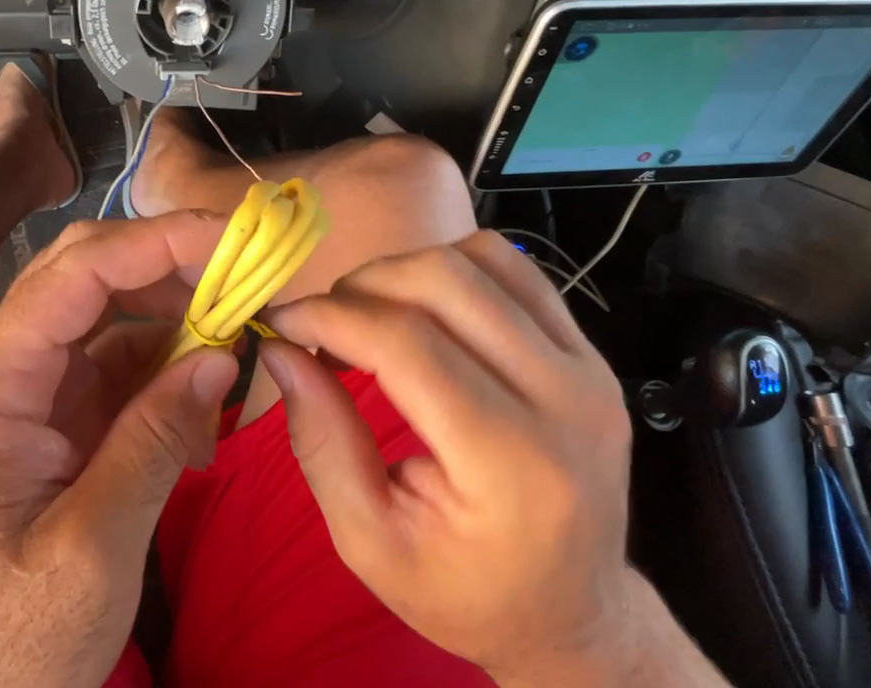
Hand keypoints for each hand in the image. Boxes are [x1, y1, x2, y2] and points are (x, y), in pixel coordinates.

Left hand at [0, 214, 239, 687]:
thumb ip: (154, 443)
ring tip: (239, 335)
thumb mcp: (93, 551)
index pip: (72, 277)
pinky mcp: (57, 414)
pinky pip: (119, 362)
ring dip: (176, 313)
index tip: (230, 238)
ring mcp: (30, 389)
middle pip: (85, 274)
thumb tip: (220, 355)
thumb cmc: (13, 639)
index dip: (154, 242)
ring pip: (108, 311)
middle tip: (247, 275)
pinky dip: (169, 367)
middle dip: (168, 263)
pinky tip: (205, 402)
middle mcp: (1, 368)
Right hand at [261, 232, 721, 685]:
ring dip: (405, 270)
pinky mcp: (591, 352)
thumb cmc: (464, 594)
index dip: (330, 318)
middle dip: (362, 286)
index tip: (280, 323)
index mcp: (512, 464)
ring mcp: (588, 367)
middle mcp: (566, 399)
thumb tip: (279, 351)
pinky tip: (421, 308)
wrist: (574, 613)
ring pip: (481, 258)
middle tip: (322, 324)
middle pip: (445, 283)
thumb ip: (321, 442)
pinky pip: (514, 268)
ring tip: (369, 315)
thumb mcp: (370, 542)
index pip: (408, 345)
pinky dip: (452, 269)